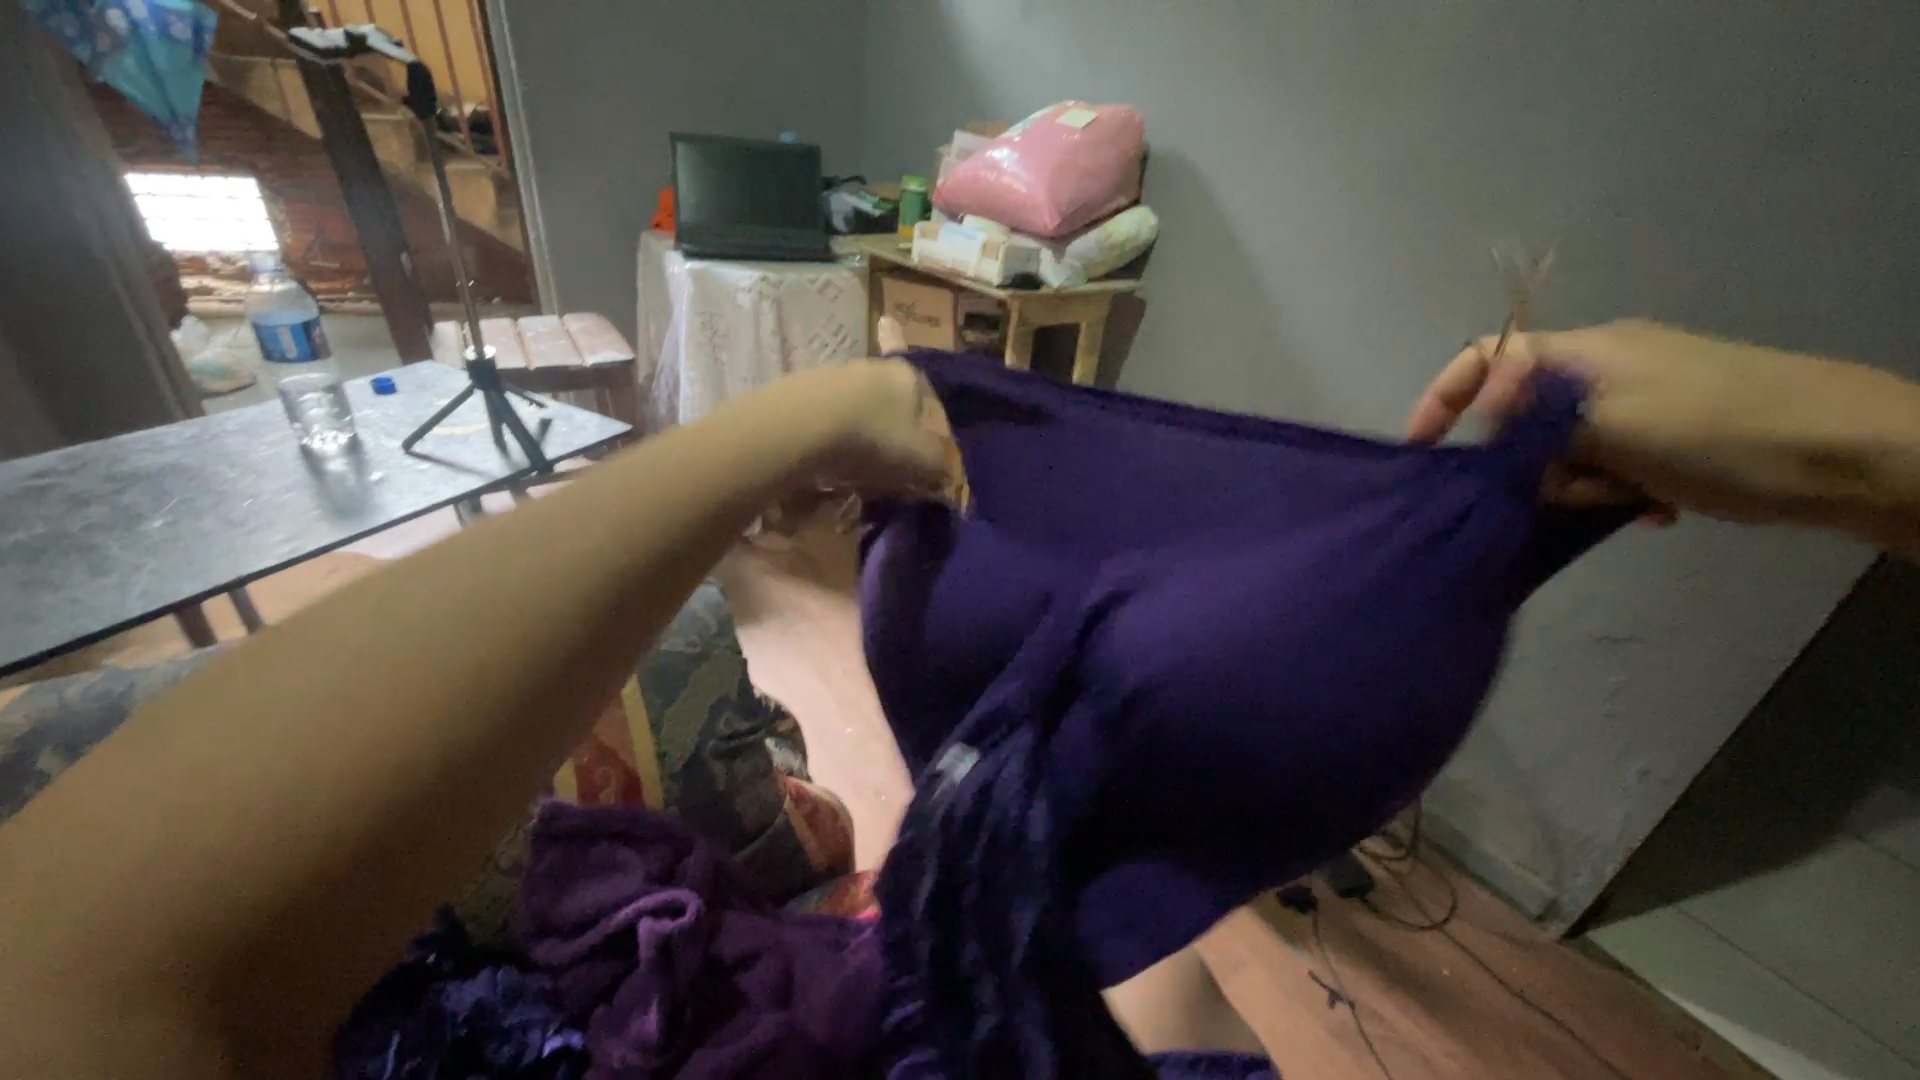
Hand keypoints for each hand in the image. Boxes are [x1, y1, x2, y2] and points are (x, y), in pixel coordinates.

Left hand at [756, 317, 956, 534]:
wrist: (805, 422)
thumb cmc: (876, 437)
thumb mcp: (922, 459)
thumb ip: (939, 466)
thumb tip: (943, 475)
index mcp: (910, 376)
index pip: (930, 406)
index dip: (929, 439)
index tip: (922, 466)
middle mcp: (876, 365)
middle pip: (893, 405)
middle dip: (893, 436)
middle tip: (890, 469)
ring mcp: (837, 373)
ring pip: (860, 410)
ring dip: (861, 436)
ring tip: (855, 468)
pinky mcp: (804, 387)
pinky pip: (829, 416)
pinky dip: (832, 436)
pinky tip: (827, 458)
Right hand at [1407, 319, 1919, 528]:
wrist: (1857, 456)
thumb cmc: (1721, 431)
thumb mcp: (1611, 424)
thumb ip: (1533, 422)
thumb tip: (1481, 426)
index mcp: (1586, 351)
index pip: (1487, 358)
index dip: (1445, 397)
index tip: (1424, 448)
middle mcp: (1605, 369)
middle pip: (1521, 415)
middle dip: (1527, 460)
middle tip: (1559, 490)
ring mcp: (1639, 402)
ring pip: (1564, 449)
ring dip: (1578, 483)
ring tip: (1620, 502)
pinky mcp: (1667, 437)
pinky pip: (1608, 465)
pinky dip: (1615, 490)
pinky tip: (1650, 509)